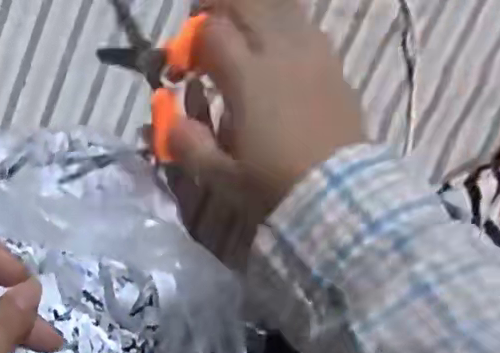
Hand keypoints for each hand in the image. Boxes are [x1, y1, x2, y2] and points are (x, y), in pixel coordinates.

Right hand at [168, 0, 367, 225]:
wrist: (334, 187)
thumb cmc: (270, 184)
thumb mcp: (219, 174)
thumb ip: (188, 143)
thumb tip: (165, 120)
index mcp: (248, 77)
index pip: (212, 32)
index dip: (188, 41)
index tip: (176, 67)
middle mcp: (280, 49)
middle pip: (248, 2)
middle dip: (218, 7)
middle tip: (200, 25)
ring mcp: (311, 49)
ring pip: (278, 5)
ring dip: (251, 10)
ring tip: (235, 30)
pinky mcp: (330, 59)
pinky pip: (301, 23)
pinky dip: (279, 23)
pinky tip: (270, 46)